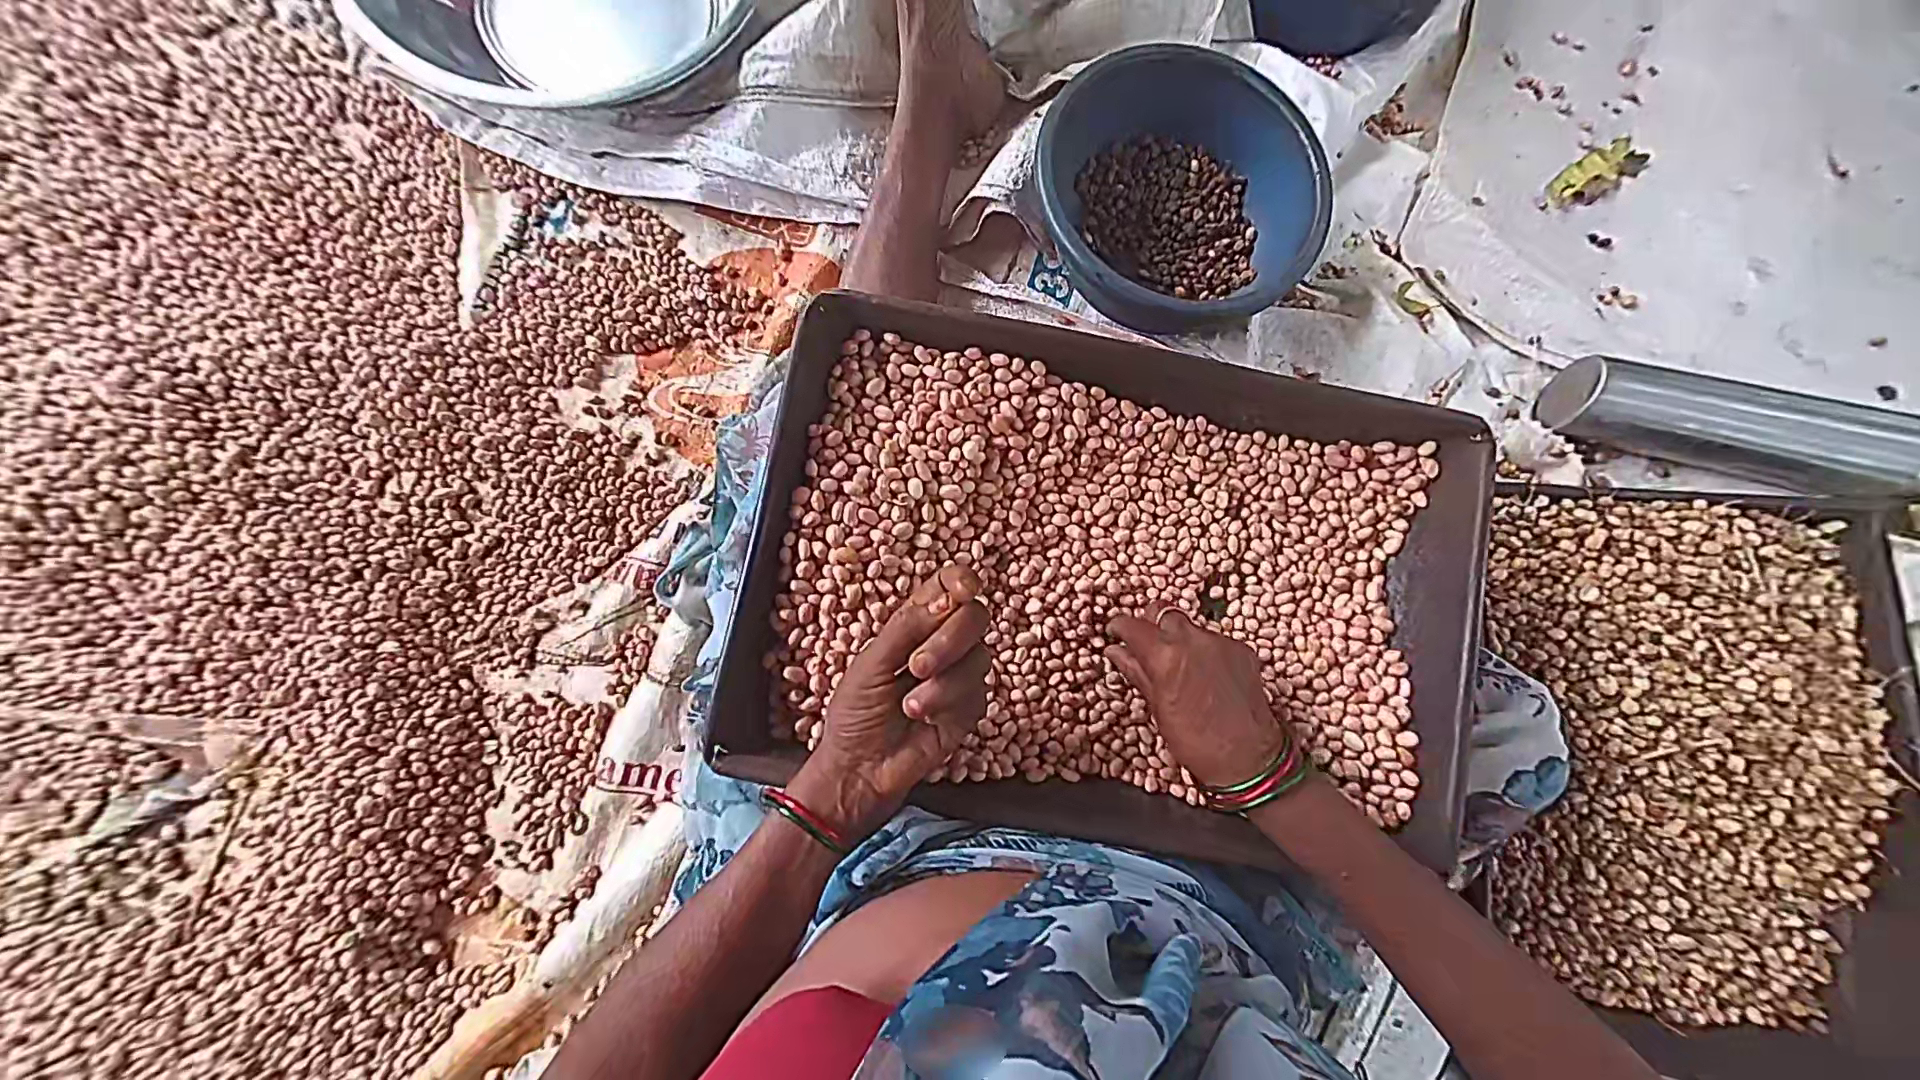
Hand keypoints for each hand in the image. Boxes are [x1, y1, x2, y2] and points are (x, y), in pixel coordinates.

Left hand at [787, 564, 989, 837]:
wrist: (859, 767)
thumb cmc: (855, 711)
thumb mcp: (871, 663)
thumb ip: (907, 628)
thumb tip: (945, 597)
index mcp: (916, 622)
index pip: (947, 586)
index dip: (960, 580)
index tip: (965, 587)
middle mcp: (944, 642)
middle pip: (974, 616)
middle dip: (949, 638)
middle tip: (916, 665)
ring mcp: (960, 674)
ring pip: (980, 656)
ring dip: (943, 681)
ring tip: (909, 706)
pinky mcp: (970, 707)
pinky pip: (976, 694)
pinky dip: (946, 705)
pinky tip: (923, 719)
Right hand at [1104, 607, 1290, 790]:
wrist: (1248, 759)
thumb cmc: (1197, 742)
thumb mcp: (1158, 707)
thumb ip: (1137, 671)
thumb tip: (1116, 652)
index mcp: (1165, 654)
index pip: (1132, 624)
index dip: (1120, 627)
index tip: (1116, 632)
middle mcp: (1193, 640)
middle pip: (1163, 612)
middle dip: (1151, 625)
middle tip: (1146, 646)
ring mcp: (1220, 643)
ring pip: (1189, 626)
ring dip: (1179, 638)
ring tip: (1178, 666)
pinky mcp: (1242, 650)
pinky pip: (1214, 640)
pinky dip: (1204, 650)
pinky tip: (1204, 674)